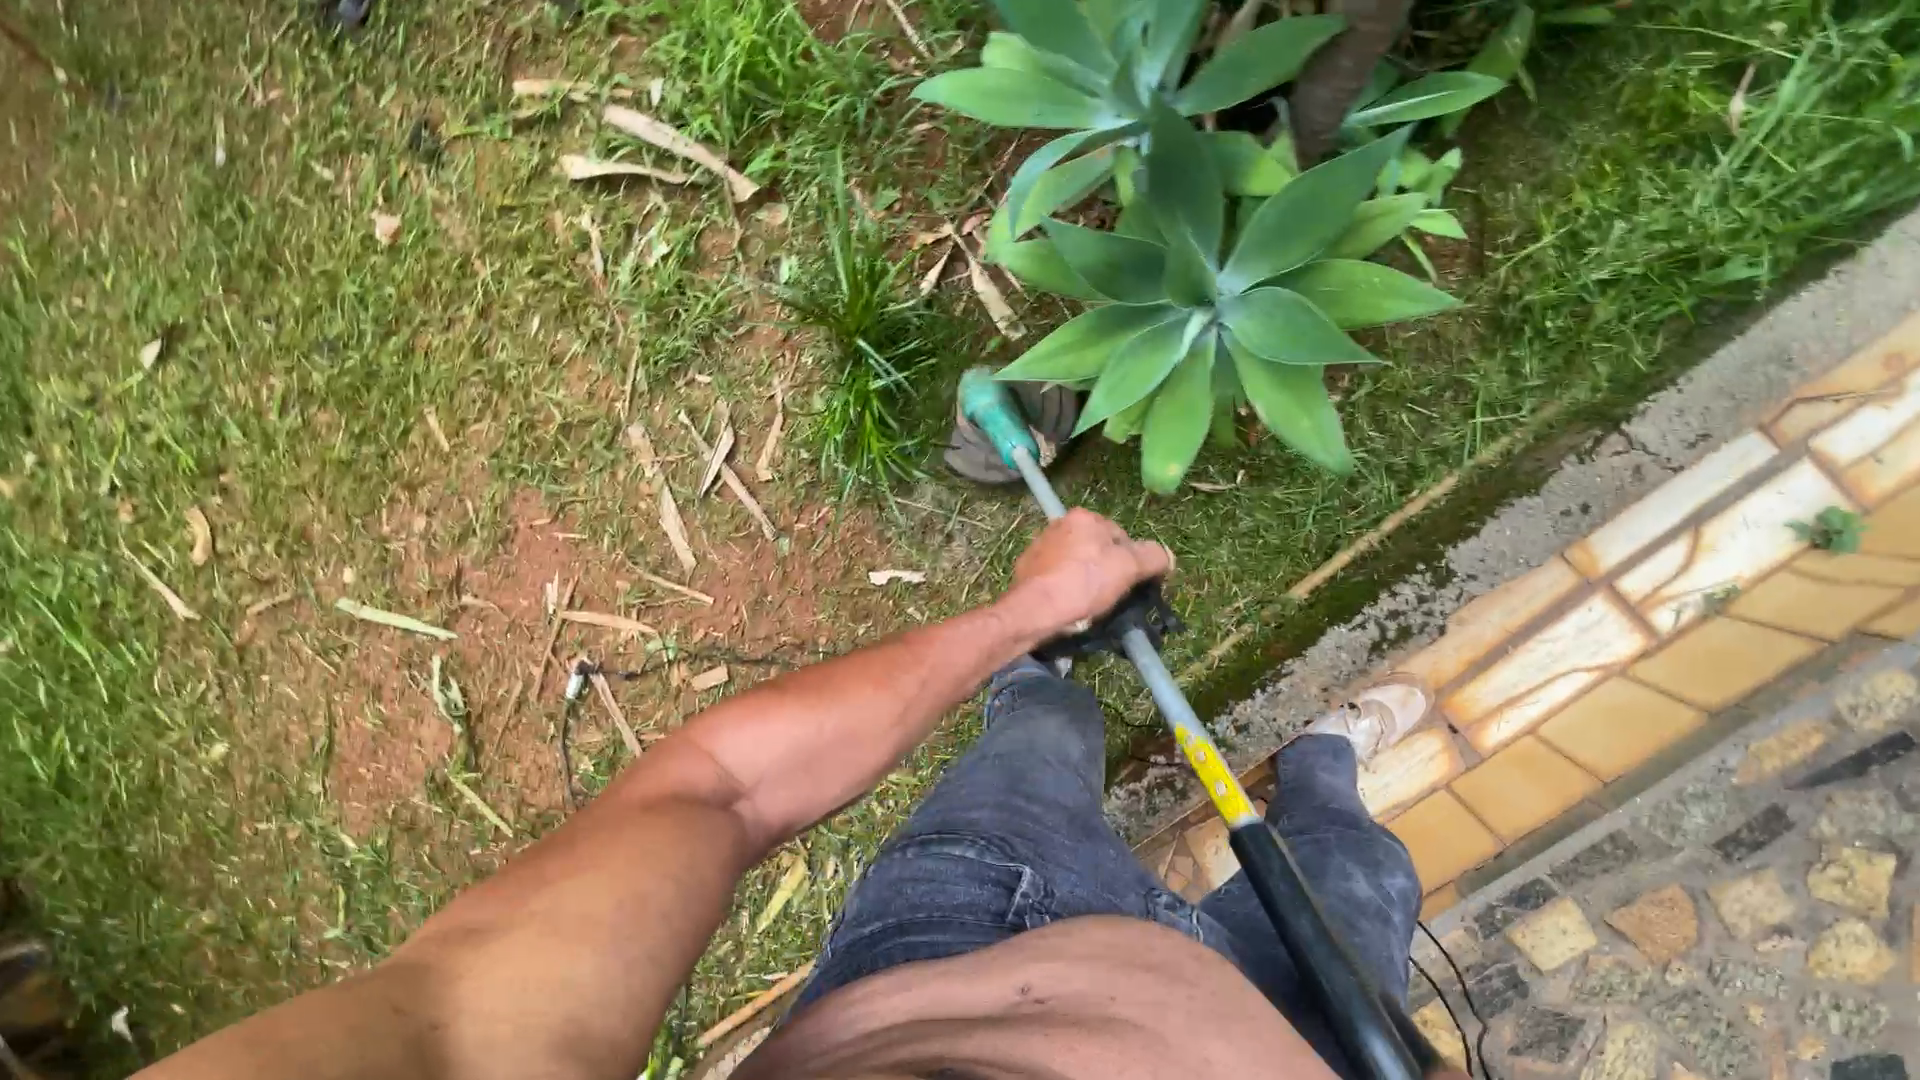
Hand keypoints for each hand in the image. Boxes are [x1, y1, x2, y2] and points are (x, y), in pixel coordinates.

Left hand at [1000, 508, 1172, 642]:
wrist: (1035, 609)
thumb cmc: (1084, 582)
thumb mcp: (1128, 567)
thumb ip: (1153, 557)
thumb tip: (1166, 556)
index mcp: (1084, 517)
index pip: (1120, 536)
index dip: (1131, 562)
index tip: (1130, 584)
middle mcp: (1059, 524)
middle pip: (1097, 548)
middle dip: (1106, 569)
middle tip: (1111, 595)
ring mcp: (1040, 546)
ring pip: (1075, 562)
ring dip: (1084, 578)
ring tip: (1088, 603)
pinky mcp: (1026, 568)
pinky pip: (1056, 575)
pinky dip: (1064, 587)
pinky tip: (1068, 604)